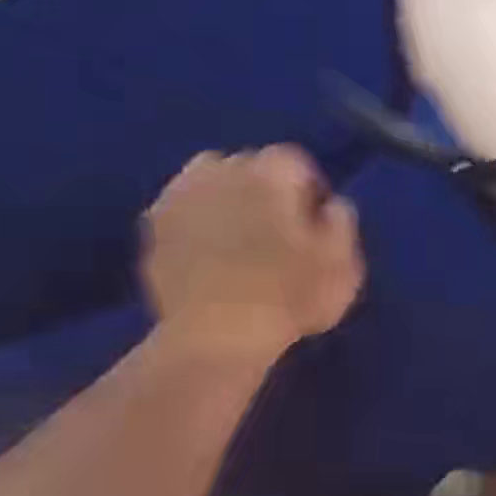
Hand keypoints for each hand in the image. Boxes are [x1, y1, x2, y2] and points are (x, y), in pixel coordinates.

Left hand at [141, 145, 364, 360]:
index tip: (319, 224)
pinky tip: (211, 255)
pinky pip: (184, 212)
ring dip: (229, 202)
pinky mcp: (153, 226)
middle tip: (283, 233)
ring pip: (211, 183)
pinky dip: (199, 224)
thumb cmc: (291, 297)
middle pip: (250, 166)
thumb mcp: (342, 265)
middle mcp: (220, 169)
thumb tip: (334, 204)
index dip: (312, 191)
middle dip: (268, 192)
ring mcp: (179, 194)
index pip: (297, 162)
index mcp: (271, 174)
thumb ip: (342, 224)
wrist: (217, 333)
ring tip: (243, 240)